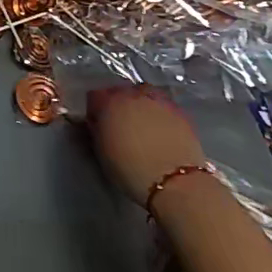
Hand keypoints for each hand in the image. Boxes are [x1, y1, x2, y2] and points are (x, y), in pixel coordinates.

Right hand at [86, 85, 207, 204]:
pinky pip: (161, 104)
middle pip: (119, 91)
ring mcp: (157, 98)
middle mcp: (133, 94)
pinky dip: (158, 112)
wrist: (174, 179)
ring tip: (142, 126)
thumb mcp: (102, 153)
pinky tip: (161, 130)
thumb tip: (96, 123)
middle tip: (120, 125)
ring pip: (142, 93)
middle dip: (117, 105)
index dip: (95, 111)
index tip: (97, 126)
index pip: (94, 97)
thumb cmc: (130, 171)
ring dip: (139, 105)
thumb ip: (97, 131)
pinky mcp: (177, 108)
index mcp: (110, 104)